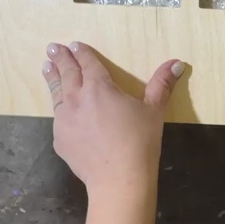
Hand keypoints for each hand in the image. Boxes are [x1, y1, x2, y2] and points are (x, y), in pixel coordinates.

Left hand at [43, 42, 184, 223]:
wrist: (118, 178)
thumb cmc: (140, 141)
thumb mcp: (154, 110)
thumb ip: (162, 84)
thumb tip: (177, 62)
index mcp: (99, 87)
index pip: (87, 63)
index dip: (82, 53)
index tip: (74, 45)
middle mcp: (76, 99)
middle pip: (66, 73)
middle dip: (59, 59)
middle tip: (52, 48)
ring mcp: (64, 119)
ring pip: (56, 93)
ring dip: (52, 78)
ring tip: (46, 68)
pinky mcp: (60, 139)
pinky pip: (59, 119)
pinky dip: (59, 109)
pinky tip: (61, 110)